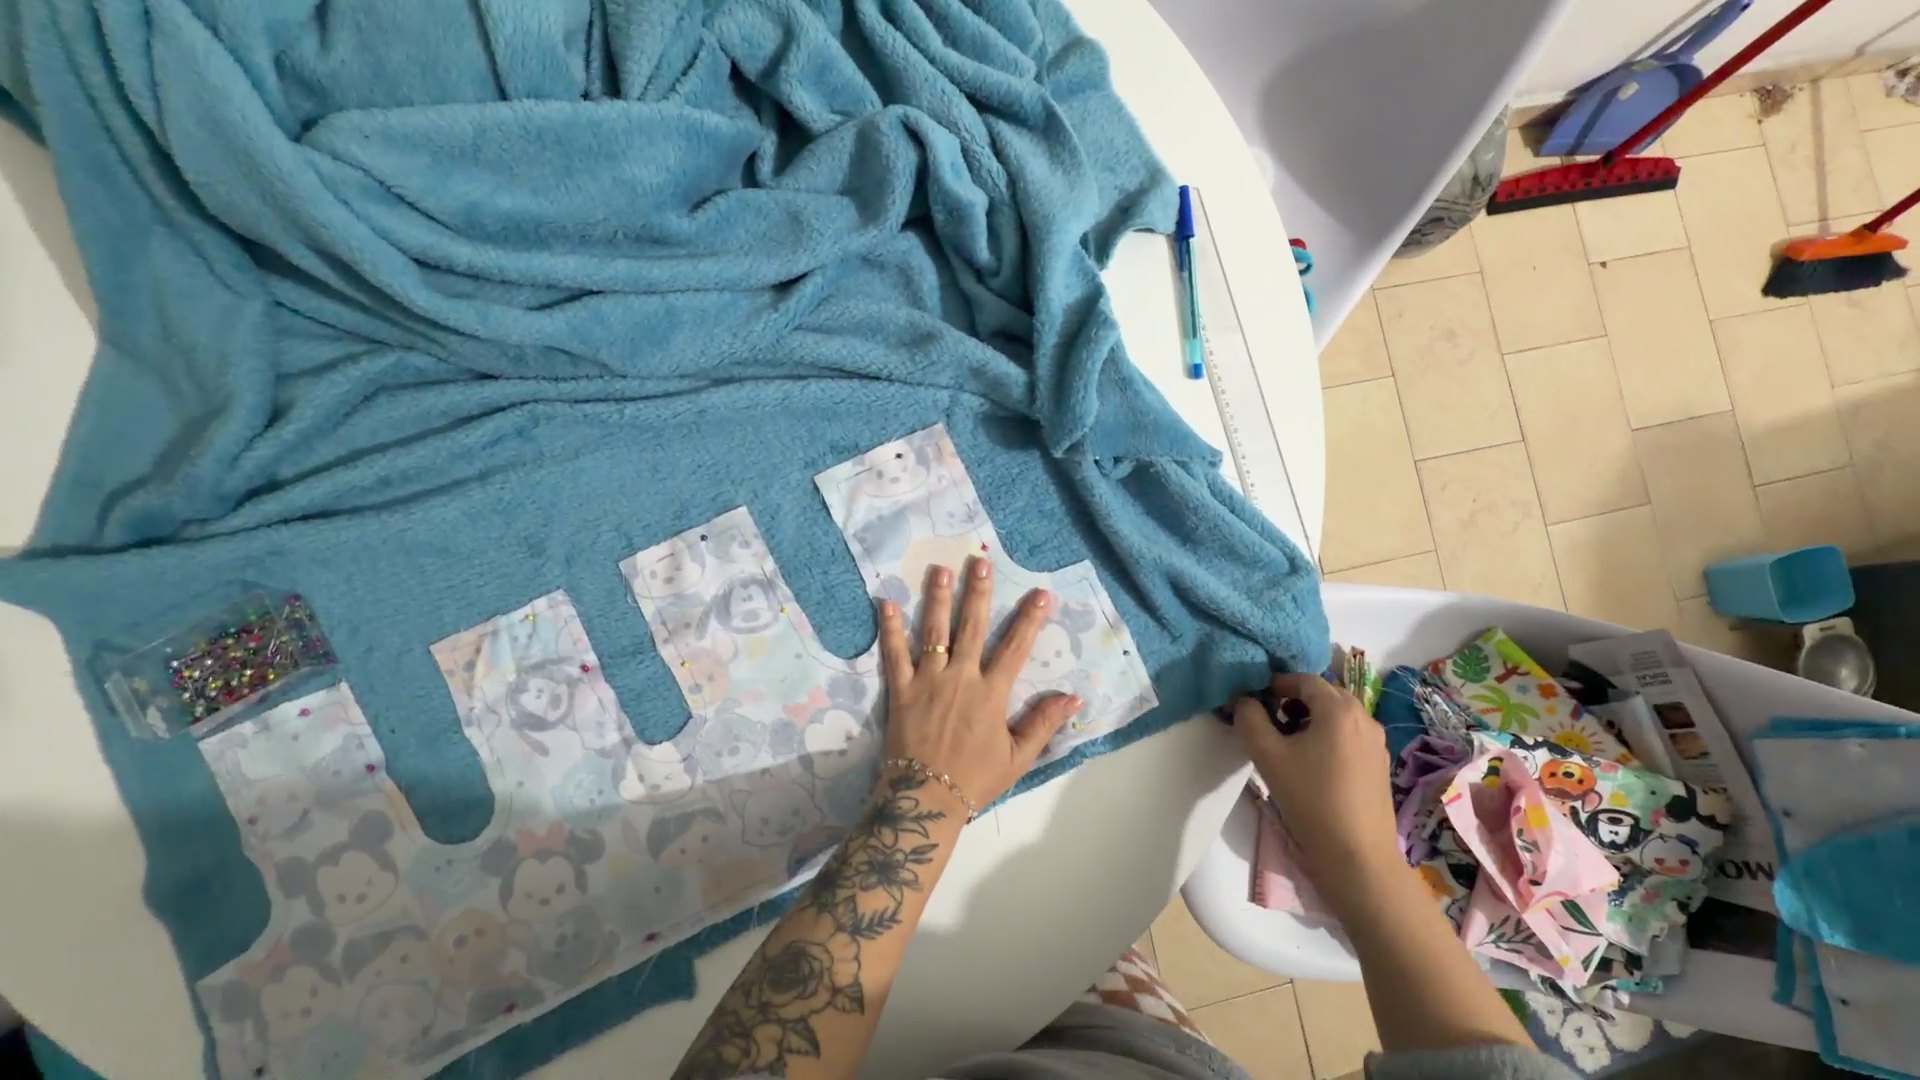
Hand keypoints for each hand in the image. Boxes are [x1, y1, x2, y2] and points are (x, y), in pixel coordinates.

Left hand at [876, 557, 1082, 812]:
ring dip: (938, 599)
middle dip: (979, 593)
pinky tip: (887, 604)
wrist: (925, 798)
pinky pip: (894, 654)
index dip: (1030, 619)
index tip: (1041, 593)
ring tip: (940, 569)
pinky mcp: (900, 690)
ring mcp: (927, 681)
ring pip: (934, 632)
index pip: (1015, 648)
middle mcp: (960, 678)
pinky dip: (890, 629)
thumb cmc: (974, 779)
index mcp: (991, 693)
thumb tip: (1074, 697)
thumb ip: (1043, 723)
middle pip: (972, 628)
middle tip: (981, 561)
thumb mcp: (1017, 757)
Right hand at [1233, 673, 1401, 896]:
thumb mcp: (1268, 755)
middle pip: (1323, 695)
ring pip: (1337, 716)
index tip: (1254, 701)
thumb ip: (1250, 719)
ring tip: (1287, 746)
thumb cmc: (1310, 799)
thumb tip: (1244, 700)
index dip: (1275, 684)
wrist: (1357, 855)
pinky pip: (1349, 736)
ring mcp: (1376, 742)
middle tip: (1269, 723)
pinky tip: (1312, 766)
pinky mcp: (1380, 764)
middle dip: (1293, 701)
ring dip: (1310, 720)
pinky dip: (1327, 737)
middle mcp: (1364, 717)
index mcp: (1339, 708)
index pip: (1303, 679)